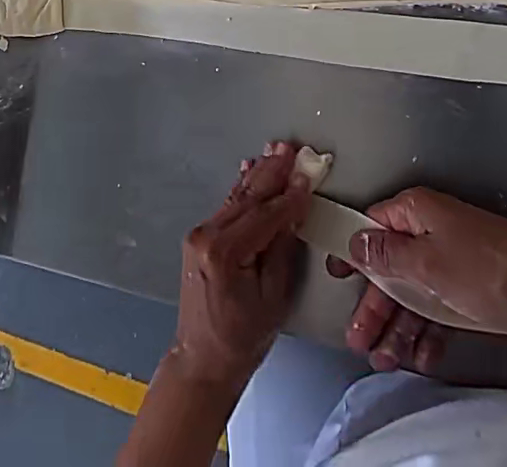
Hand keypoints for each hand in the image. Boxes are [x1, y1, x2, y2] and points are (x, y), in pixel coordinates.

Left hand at [167, 142, 313, 387]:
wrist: (203, 358)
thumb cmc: (243, 336)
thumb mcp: (275, 295)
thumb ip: (283, 247)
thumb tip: (294, 210)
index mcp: (224, 252)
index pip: (265, 215)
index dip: (290, 195)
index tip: (307, 176)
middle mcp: (206, 236)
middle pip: (248, 198)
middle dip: (272, 172)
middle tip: (291, 149)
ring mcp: (199, 234)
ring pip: (237, 198)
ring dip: (259, 175)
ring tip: (277, 152)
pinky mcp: (199, 237)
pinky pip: (227, 207)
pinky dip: (243, 190)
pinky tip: (251, 171)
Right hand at [330, 187, 506, 351]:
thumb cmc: (493, 271)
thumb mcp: (428, 265)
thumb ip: (386, 256)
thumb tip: (355, 242)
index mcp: (417, 211)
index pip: (370, 225)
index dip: (350, 251)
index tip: (333, 275)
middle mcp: (431, 229)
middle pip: (389, 265)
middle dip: (373, 305)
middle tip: (358, 337)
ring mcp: (451, 259)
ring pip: (412, 291)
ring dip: (397, 325)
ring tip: (385, 357)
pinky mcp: (470, 285)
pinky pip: (437, 306)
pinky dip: (426, 331)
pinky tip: (420, 355)